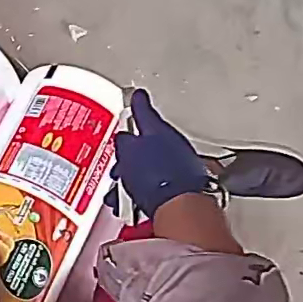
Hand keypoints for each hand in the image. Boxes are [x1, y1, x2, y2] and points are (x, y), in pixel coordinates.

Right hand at [113, 89, 211, 216]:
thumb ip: (124, 142)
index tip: (138, 96)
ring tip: (123, 189)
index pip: (145, 111)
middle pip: (148, 142)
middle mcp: (173, 145)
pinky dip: (145, 190)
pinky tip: (135, 200)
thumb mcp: (128, 153)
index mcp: (159, 131)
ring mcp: (180, 167)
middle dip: (132, 152)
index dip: (138, 103)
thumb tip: (123, 138)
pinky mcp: (182, 187)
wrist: (179, 206)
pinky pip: (158, 183)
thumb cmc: (157, 177)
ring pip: (152, 165)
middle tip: (120, 159)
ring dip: (136, 175)